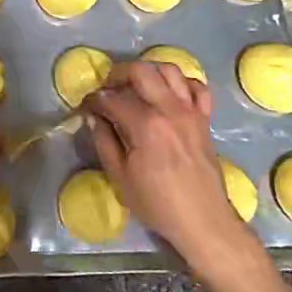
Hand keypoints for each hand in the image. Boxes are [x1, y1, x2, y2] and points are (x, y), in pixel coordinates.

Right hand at [82, 61, 255, 271]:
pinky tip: (169, 95)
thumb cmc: (157, 203)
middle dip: (118, 74)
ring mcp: (191, 111)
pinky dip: (182, 84)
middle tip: (108, 90)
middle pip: (141, 70)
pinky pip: (197, 87)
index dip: (94, 99)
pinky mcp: (205, 118)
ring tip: (136, 87)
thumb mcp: (120, 177)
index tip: (86, 107)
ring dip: (149, 72)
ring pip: (170, 70)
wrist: (203, 220)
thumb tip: (93, 117)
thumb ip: (104, 141)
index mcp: (146, 124)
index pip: (112, 97)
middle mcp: (170, 109)